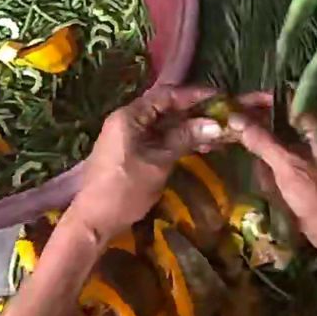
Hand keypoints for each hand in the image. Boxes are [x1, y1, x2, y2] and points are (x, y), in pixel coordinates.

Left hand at [66, 84, 224, 243]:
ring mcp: (128, 135)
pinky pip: (158, 137)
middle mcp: (128, 120)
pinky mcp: (131, 150)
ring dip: (188, 127)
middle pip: (165, 107)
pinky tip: (199, 146)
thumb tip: (216, 124)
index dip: (193, 95)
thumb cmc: (125, 189)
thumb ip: (185, 139)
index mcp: (130, 116)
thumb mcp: (158, 162)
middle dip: (194, 112)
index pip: (165, 95)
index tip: (219, 98)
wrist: (94, 220)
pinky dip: (178, 140)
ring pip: (164, 124)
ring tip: (216, 134)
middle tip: (222, 117)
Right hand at [224, 99, 316, 262]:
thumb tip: (235, 118)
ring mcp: (310, 154)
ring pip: (278, 140)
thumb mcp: (287, 166)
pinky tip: (257, 172)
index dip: (261, 98)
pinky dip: (268, 163)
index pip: (286, 99)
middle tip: (230, 127)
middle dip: (256, 123)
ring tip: (239, 146)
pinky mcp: (305, 172)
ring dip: (261, 145)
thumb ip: (262, 140)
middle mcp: (314, 135)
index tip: (236, 104)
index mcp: (315, 127)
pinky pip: (282, 160)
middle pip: (280, 119)